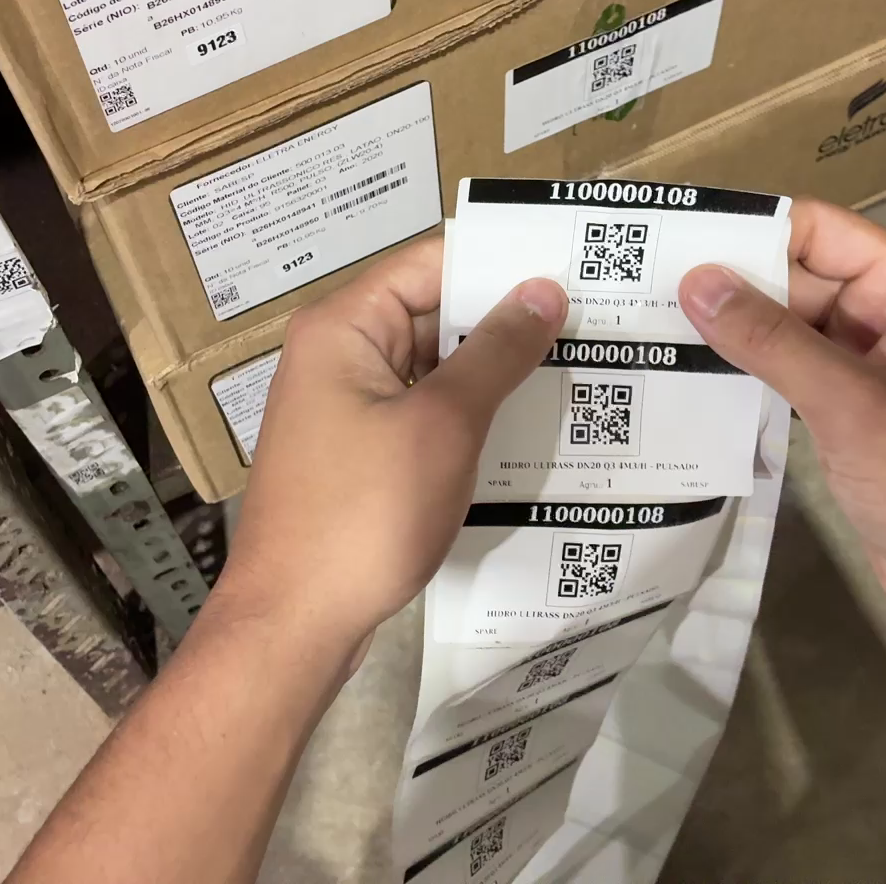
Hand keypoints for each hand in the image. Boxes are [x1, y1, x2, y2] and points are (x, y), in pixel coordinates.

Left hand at [216, 237, 566, 656]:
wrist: (294, 623)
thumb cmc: (365, 511)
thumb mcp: (442, 423)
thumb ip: (496, 351)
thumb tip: (544, 288)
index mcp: (345, 325)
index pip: (431, 263)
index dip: (499, 262)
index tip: (570, 266)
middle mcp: (340, 352)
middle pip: (431, 312)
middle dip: (503, 319)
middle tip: (591, 318)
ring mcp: (347, 404)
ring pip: (431, 365)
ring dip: (490, 368)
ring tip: (576, 363)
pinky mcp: (359, 449)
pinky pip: (420, 409)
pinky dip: (466, 410)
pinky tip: (526, 420)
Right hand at [678, 200, 885, 623]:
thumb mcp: (851, 405)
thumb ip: (771, 341)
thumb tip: (694, 280)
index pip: (820, 231)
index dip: (751, 228)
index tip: (676, 239)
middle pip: (796, 275)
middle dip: (729, 281)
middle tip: (643, 288)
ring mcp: (865, 364)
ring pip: (784, 324)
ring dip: (730, 326)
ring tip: (652, 325)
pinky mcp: (843, 406)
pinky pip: (785, 367)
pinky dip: (744, 367)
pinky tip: (690, 373)